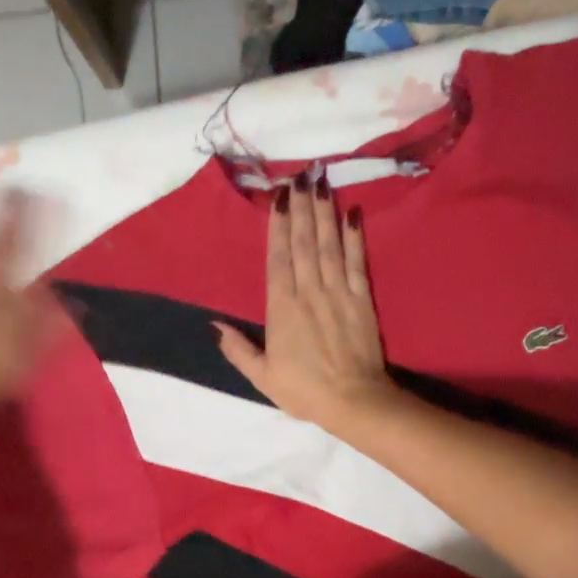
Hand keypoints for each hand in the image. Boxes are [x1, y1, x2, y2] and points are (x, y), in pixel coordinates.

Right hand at [215, 173, 397, 428]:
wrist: (354, 401)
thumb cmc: (304, 391)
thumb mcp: (262, 377)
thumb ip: (238, 349)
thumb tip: (215, 326)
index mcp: (282, 308)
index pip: (278, 258)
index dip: (278, 226)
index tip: (279, 198)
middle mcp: (309, 292)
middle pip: (303, 243)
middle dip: (301, 208)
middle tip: (301, 176)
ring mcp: (338, 293)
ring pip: (329, 245)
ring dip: (325, 213)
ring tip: (322, 184)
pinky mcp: (362, 299)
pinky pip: (357, 262)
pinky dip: (355, 237)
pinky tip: (353, 214)